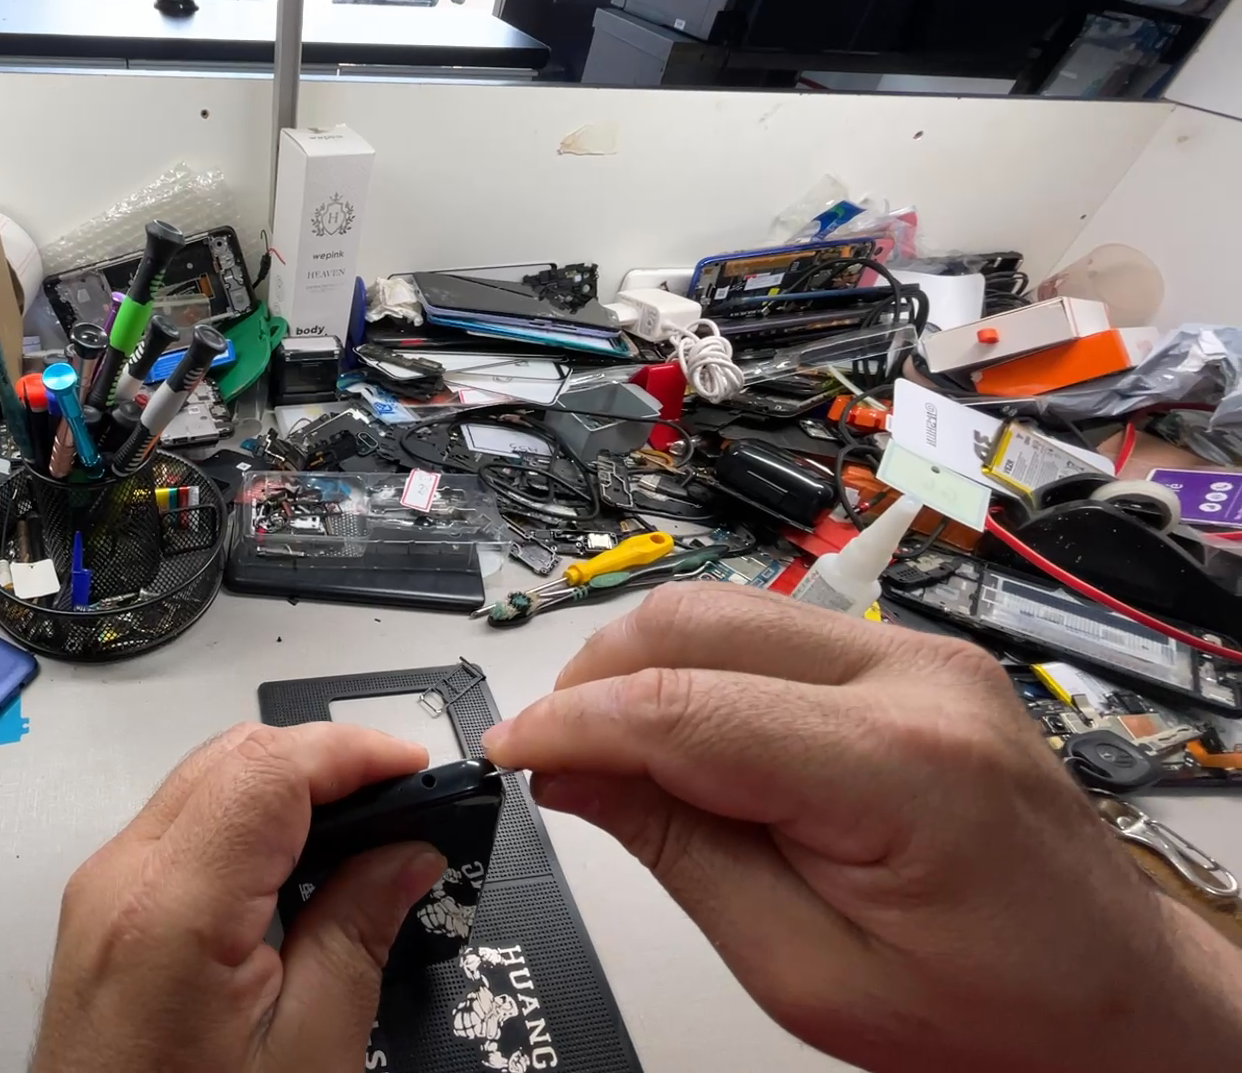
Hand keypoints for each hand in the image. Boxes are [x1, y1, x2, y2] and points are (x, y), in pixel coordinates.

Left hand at [32, 723, 447, 1072]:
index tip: (412, 764)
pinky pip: (188, 810)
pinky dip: (251, 804)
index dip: (349, 751)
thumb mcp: (305, 1058)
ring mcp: (105, 881)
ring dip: (288, 775)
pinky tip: (295, 841)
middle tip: (396, 791)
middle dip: (323, 756)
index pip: (267, 772)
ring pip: (210, 772)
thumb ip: (357, 936)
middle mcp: (121, 877)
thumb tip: (409, 853)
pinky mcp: (108, 894)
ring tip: (359, 813)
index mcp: (170, 914)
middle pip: (235, 756)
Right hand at [482, 582, 1241, 1072]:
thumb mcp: (798, 967)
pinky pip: (740, 623)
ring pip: (704, 607)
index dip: (572, 722)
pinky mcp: (884, 649)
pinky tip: (662, 721)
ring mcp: (901, 649)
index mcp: (906, 772)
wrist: (1113, 996)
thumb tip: (567, 772)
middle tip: (554, 751)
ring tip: (604, 739)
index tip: (508, 747)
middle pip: (687, 626)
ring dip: (626, 666)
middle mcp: (910, 678)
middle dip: (591, 681)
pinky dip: (673, 664)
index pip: (683, 711)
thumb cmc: (984, 1015)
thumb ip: (669, 850)